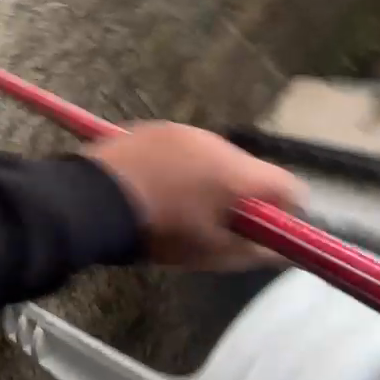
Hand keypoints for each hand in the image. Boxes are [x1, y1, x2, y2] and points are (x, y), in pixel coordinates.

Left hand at [85, 122, 304, 269]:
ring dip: (211, 176)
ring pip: (212, 155)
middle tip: (223, 221)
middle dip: (244, 193)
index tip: (272, 229)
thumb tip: (283, 248)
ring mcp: (176, 129)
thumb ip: (261, 250)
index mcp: (235, 170)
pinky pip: (181, 146)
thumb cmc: (160, 230)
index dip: (288, 210)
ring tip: (186, 204)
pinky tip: (161, 185)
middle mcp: (211, 140)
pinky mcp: (148, 127)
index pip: (288, 184)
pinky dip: (181, 163)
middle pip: (248, 167)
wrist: (92, 199)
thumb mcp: (217, 253)